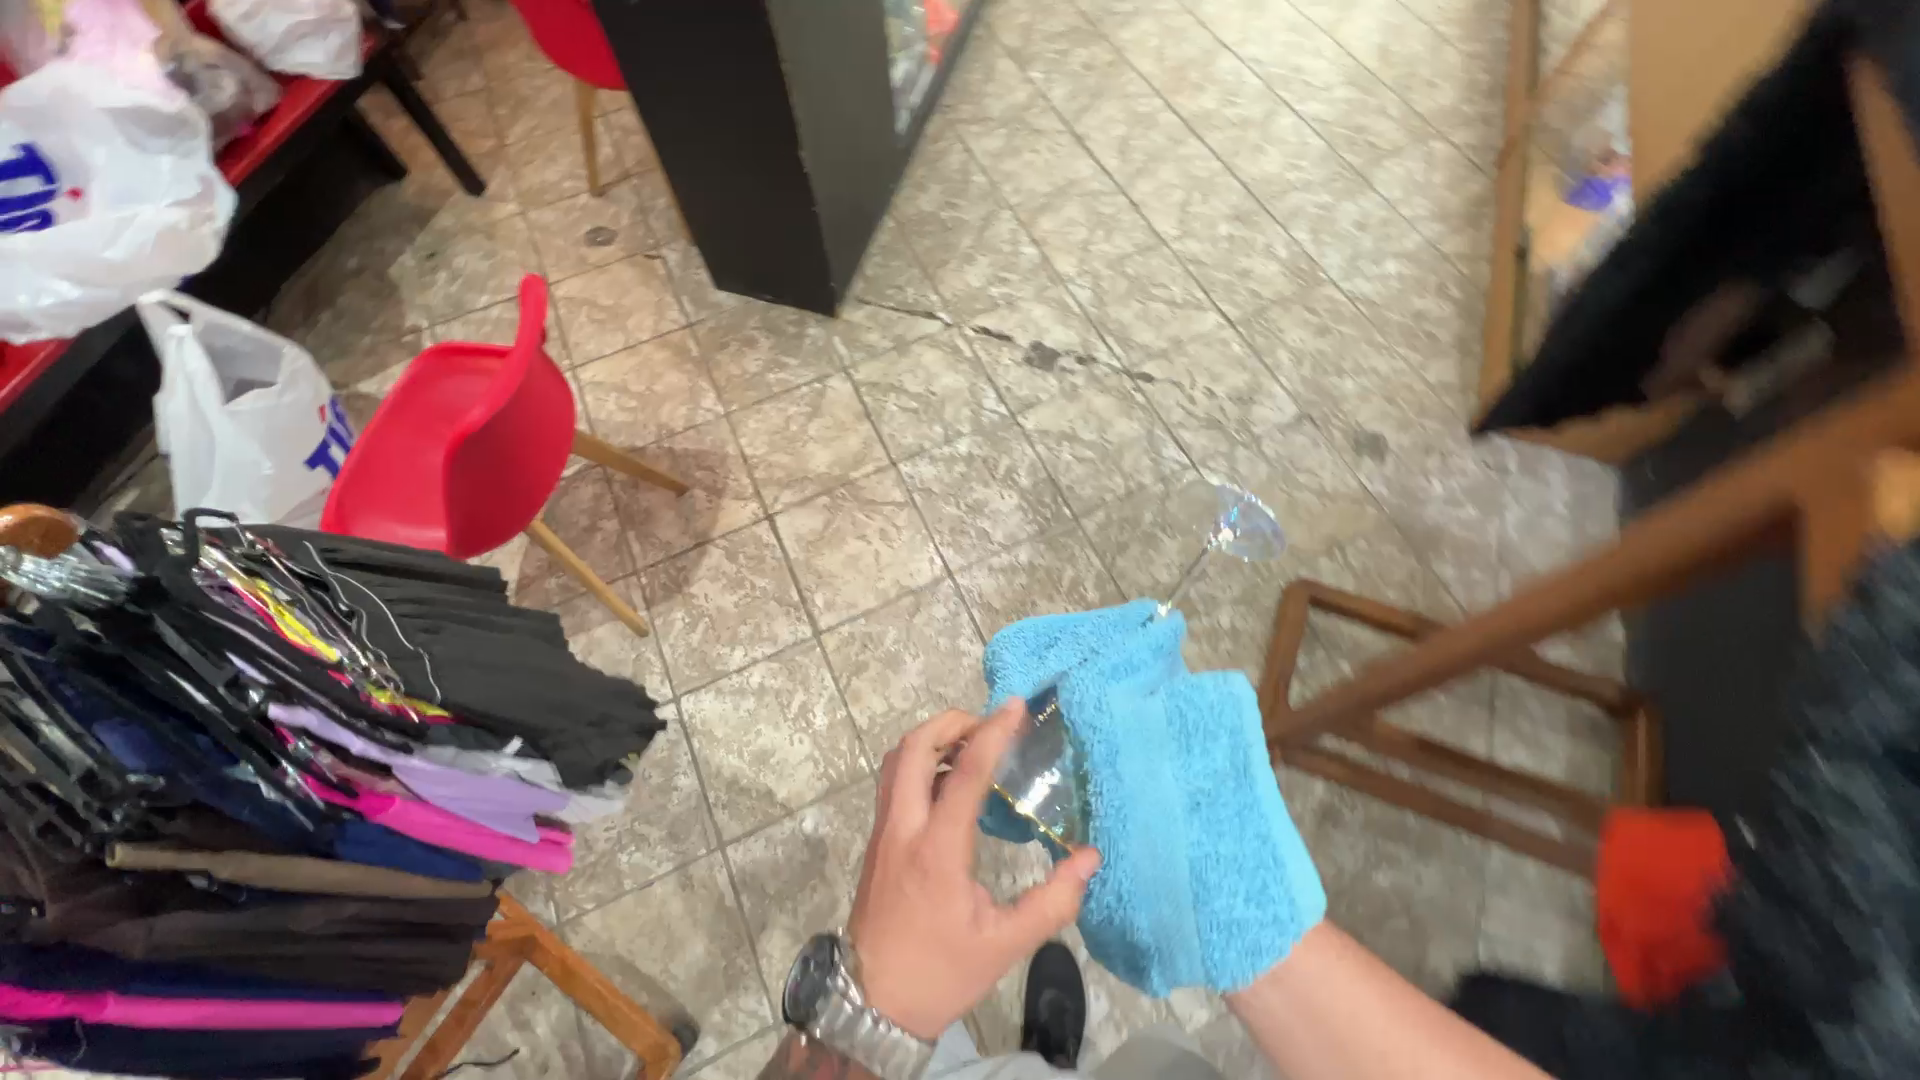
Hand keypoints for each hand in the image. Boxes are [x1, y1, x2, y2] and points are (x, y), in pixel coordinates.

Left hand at [847, 700, 1102, 1039]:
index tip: (1014, 706)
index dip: (992, 734)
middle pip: (913, 748)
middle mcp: (903, 829)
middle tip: (987, 724)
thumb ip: (1052, 902)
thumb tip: (1088, 859)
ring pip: (896, 761)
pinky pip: (893, 782)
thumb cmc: (940, 972)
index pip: (964, 774)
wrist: (872, 1003)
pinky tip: (950, 784)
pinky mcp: (877, 841)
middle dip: (949, 722)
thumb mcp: (1005, 945)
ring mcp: (883, 832)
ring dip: (930, 740)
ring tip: (970, 747)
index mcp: (936, 850)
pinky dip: (919, 763)